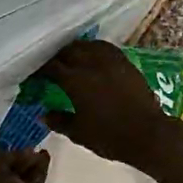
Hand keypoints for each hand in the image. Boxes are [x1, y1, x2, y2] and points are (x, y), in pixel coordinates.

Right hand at [38, 40, 175, 168]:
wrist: (147, 133)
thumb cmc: (109, 136)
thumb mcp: (79, 133)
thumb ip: (59, 121)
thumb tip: (44, 114)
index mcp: (75, 80)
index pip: (52, 67)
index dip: (41, 70)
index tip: (36, 75)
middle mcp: (90, 64)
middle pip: (68, 51)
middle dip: (57, 57)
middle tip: (52, 66)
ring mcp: (110, 60)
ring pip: (87, 45)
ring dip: (75, 50)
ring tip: (71, 58)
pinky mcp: (124, 62)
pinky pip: (105, 47)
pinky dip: (94, 48)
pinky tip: (93, 55)